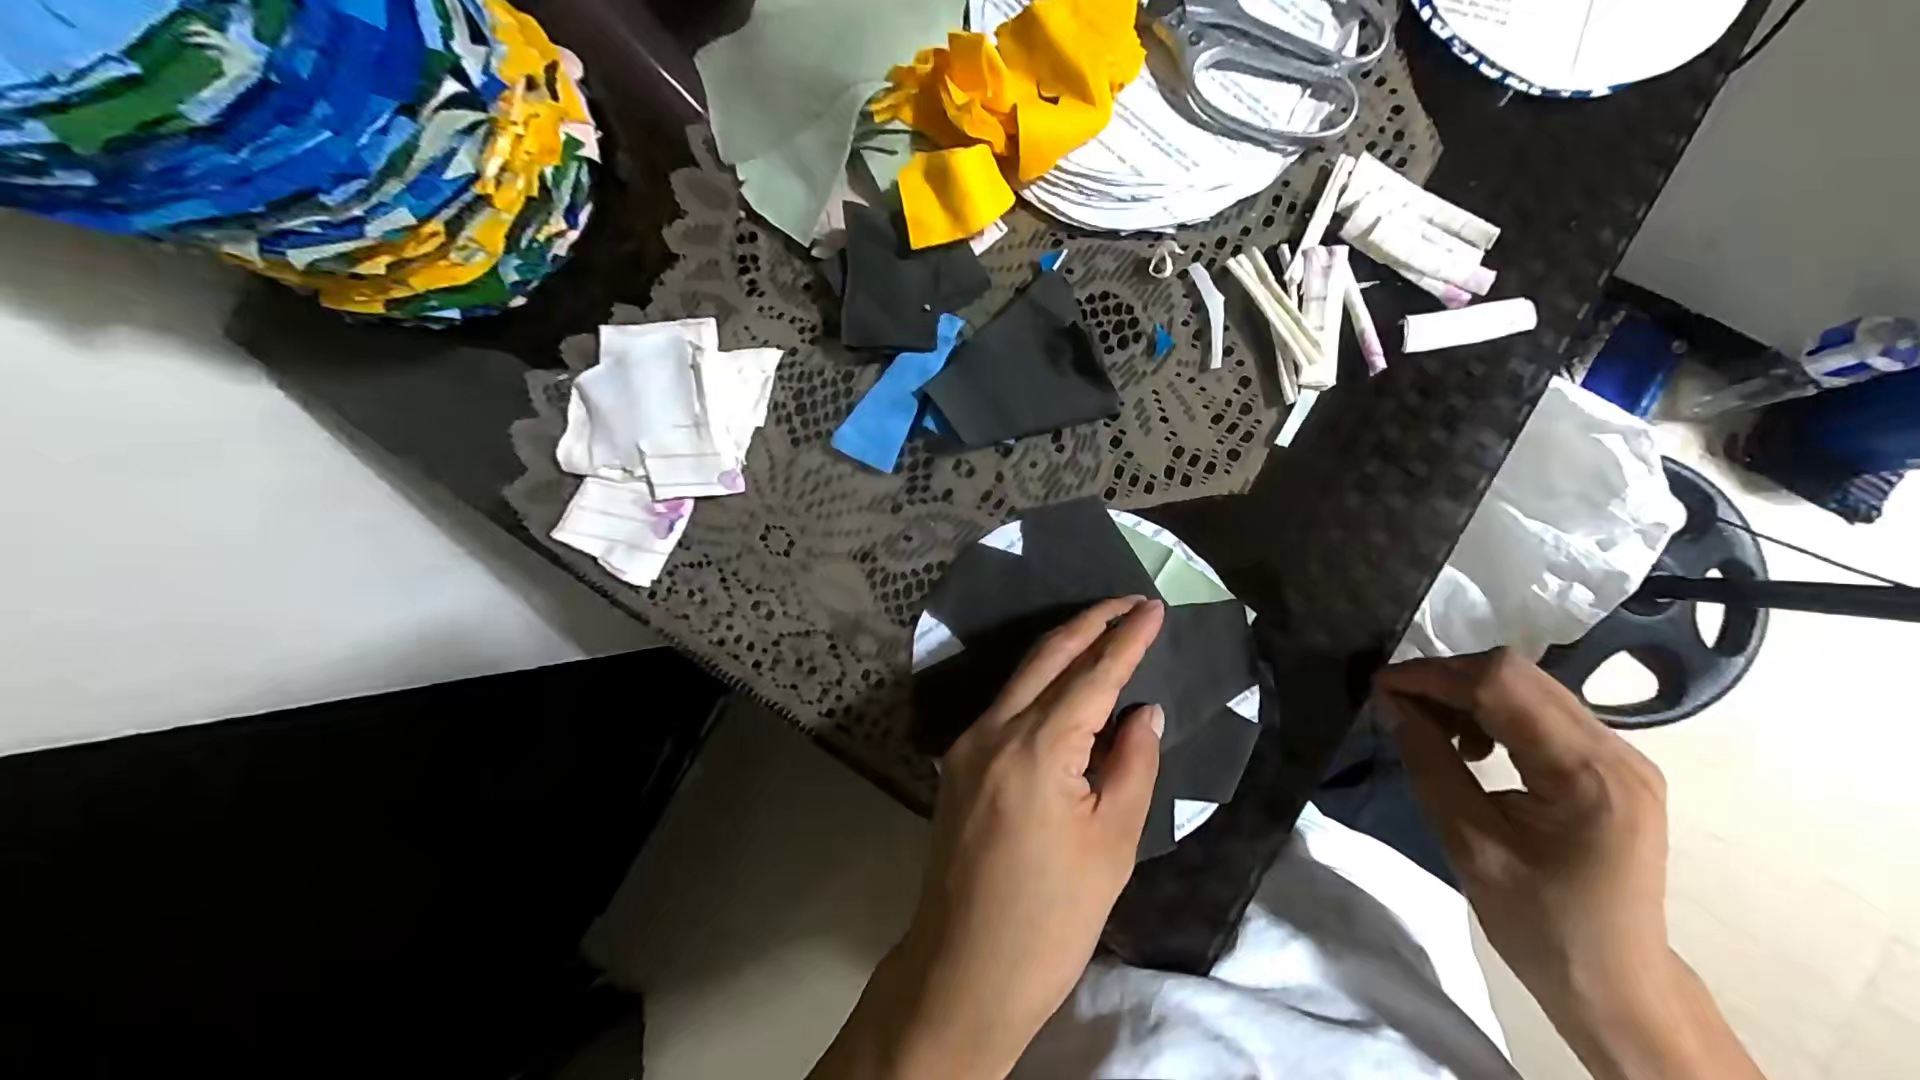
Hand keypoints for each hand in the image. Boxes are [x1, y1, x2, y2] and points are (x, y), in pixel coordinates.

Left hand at [811, 596, 1165, 1079]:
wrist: (965, 967)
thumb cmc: (1052, 917)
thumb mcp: (1112, 843)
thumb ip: (1131, 764)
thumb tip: (1141, 710)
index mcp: (1037, 747)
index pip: (1092, 675)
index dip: (1126, 639)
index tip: (1152, 609)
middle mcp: (993, 730)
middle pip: (1046, 657)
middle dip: (1089, 623)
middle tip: (1128, 603)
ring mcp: (967, 744)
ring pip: (1021, 676)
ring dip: (1063, 648)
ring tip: (1104, 630)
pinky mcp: (958, 762)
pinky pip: (1006, 706)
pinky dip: (1040, 685)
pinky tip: (1066, 686)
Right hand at [1376, 649, 1761, 1079]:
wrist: (1615, 981)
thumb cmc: (1540, 921)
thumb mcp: (1468, 841)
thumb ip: (1429, 761)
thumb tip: (1391, 703)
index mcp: (1588, 773)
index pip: (1501, 684)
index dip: (1432, 675)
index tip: (1381, 690)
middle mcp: (1616, 750)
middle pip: (1516, 673)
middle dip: (1445, 678)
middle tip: (1398, 706)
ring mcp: (1619, 755)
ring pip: (1525, 684)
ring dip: (1465, 693)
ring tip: (1432, 730)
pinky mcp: (1608, 764)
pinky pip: (1538, 709)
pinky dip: (1489, 710)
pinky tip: (1470, 745)